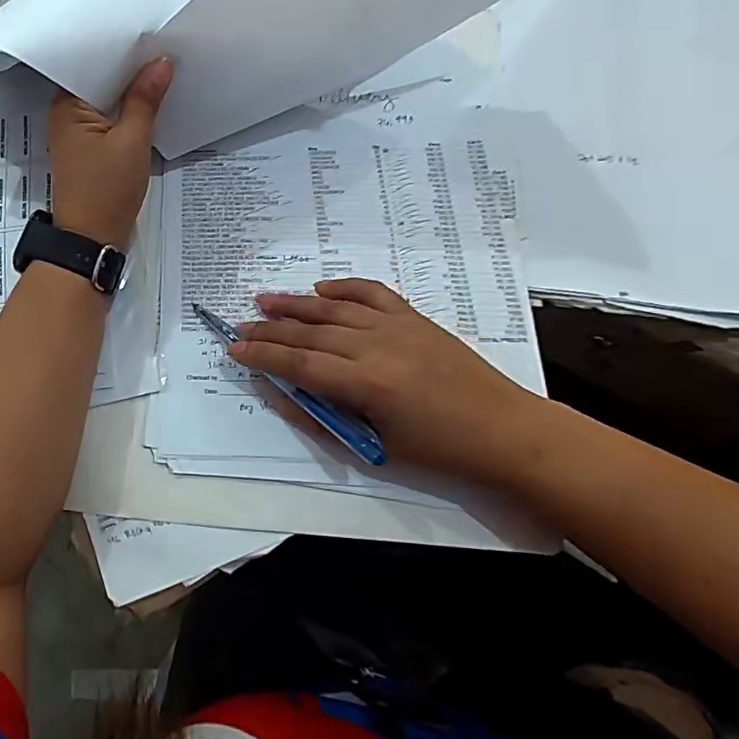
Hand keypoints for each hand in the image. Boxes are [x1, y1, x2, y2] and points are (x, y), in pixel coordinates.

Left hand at [46, 58, 172, 247]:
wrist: (93, 241)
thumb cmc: (106, 193)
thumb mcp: (132, 141)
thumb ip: (146, 98)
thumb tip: (160, 63)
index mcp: (66, 106)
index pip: (92, 62)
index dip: (121, 47)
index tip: (150, 31)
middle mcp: (67, 116)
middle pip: (101, 80)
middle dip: (130, 68)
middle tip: (163, 45)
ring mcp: (79, 134)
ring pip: (108, 101)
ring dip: (131, 92)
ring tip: (163, 69)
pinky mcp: (92, 150)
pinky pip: (111, 121)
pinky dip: (129, 114)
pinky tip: (152, 104)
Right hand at [229, 278, 556, 486]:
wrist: (504, 432)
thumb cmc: (438, 451)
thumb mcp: (373, 445)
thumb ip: (319, 418)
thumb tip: (278, 393)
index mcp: (366, 383)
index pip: (299, 362)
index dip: (262, 354)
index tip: (234, 348)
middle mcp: (377, 346)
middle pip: (309, 331)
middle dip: (269, 328)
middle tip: (239, 325)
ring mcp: (398, 327)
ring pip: (334, 308)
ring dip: (295, 302)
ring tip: (264, 298)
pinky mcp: (415, 319)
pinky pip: (373, 293)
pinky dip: (345, 287)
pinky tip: (321, 288)